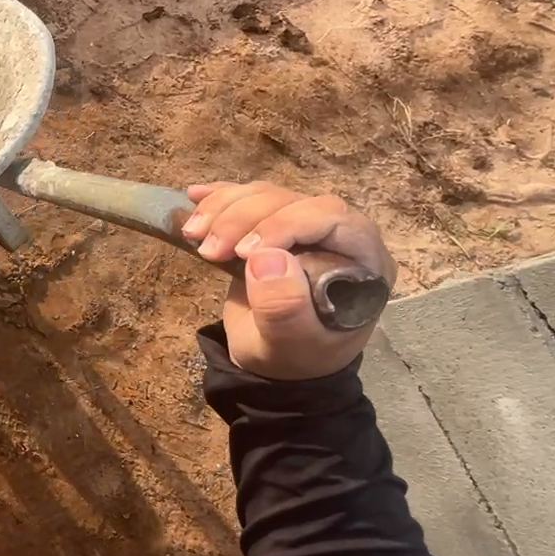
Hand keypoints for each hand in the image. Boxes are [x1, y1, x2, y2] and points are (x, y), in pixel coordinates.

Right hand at [181, 182, 396, 380]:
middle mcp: (337, 236)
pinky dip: (217, 196)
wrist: (274, 361)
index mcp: (362, 262)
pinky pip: (246, 198)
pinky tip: (192, 198)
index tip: (242, 253)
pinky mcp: (268, 228)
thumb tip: (264, 257)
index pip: (329, 217)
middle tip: (207, 250)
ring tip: (192, 235)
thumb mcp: (288, 343)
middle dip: (241, 217)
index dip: (283, 224)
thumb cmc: (291, 355)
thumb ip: (284, 306)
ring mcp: (302, 228)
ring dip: (221, 207)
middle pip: (290, 200)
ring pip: (263, 195)